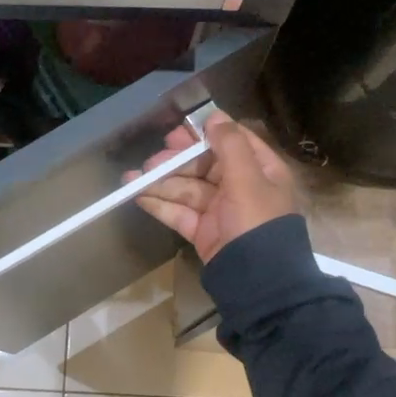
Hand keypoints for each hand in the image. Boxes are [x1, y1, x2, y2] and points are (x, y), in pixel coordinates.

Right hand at [128, 110, 298, 262]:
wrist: (257, 280)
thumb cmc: (257, 222)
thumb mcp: (248, 179)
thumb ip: (229, 145)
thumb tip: (214, 115)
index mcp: (261, 170)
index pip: (233, 142)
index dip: (206, 133)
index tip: (180, 129)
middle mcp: (242, 187)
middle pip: (205, 165)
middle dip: (177, 160)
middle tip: (154, 158)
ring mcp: (221, 211)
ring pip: (188, 189)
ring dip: (161, 182)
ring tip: (133, 178)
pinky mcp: (204, 232)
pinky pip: (179, 213)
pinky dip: (159, 204)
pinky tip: (138, 195)